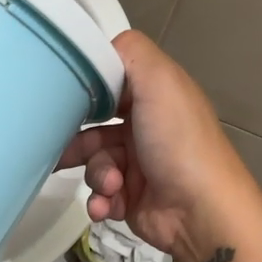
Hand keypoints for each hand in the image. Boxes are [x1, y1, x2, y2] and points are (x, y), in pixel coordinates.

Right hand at [57, 31, 256, 261]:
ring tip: (110, 186)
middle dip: (76, 141)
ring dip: (96, 175)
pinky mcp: (130, 197)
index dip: (86, 90)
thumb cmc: (179, 142)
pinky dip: (99, 200)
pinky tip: (108, 206)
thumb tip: (99, 50)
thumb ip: (129, 52)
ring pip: (94, 163)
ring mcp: (137, 164)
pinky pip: (99, 194)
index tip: (61, 99)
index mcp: (155, 96)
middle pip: (93, 127)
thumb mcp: (160, 81)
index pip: (110, 83)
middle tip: (62, 152)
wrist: (200, 211)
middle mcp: (146, 127)